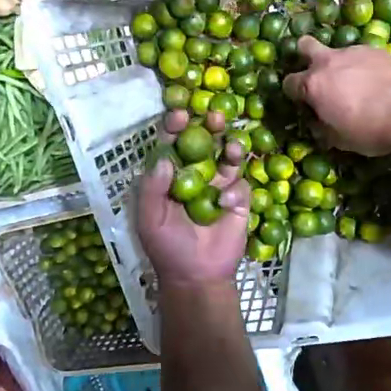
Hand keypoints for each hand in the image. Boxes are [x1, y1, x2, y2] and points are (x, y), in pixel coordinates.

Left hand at [136, 110, 251, 289]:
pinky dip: (235, 192)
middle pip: (205, 142)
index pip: (173, 144)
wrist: (196, 276)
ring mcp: (220, 186)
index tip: (179, 115)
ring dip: (231, 147)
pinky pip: (241, 187)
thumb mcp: (149, 218)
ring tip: (231, 145)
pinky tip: (225, 204)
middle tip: (215, 116)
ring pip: (228, 158)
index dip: (175, 127)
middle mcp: (196, 175)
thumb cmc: (167, 247)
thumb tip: (165, 159)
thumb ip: (152, 188)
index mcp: (171, 176)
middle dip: (210, 127)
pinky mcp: (240, 201)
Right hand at [283, 37, 390, 154]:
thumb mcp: (338, 139)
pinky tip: (378, 82)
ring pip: (339, 52)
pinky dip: (365, 67)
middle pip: (305, 46)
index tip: (305, 104)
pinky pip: (363, 56)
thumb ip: (322, 127)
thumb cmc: (369, 130)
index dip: (295, 94)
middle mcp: (329, 61)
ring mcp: (355, 51)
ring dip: (341, 65)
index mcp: (313, 85)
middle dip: (305, 55)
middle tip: (317, 73)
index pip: (289, 83)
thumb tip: (318, 121)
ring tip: (358, 85)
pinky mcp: (378, 49)